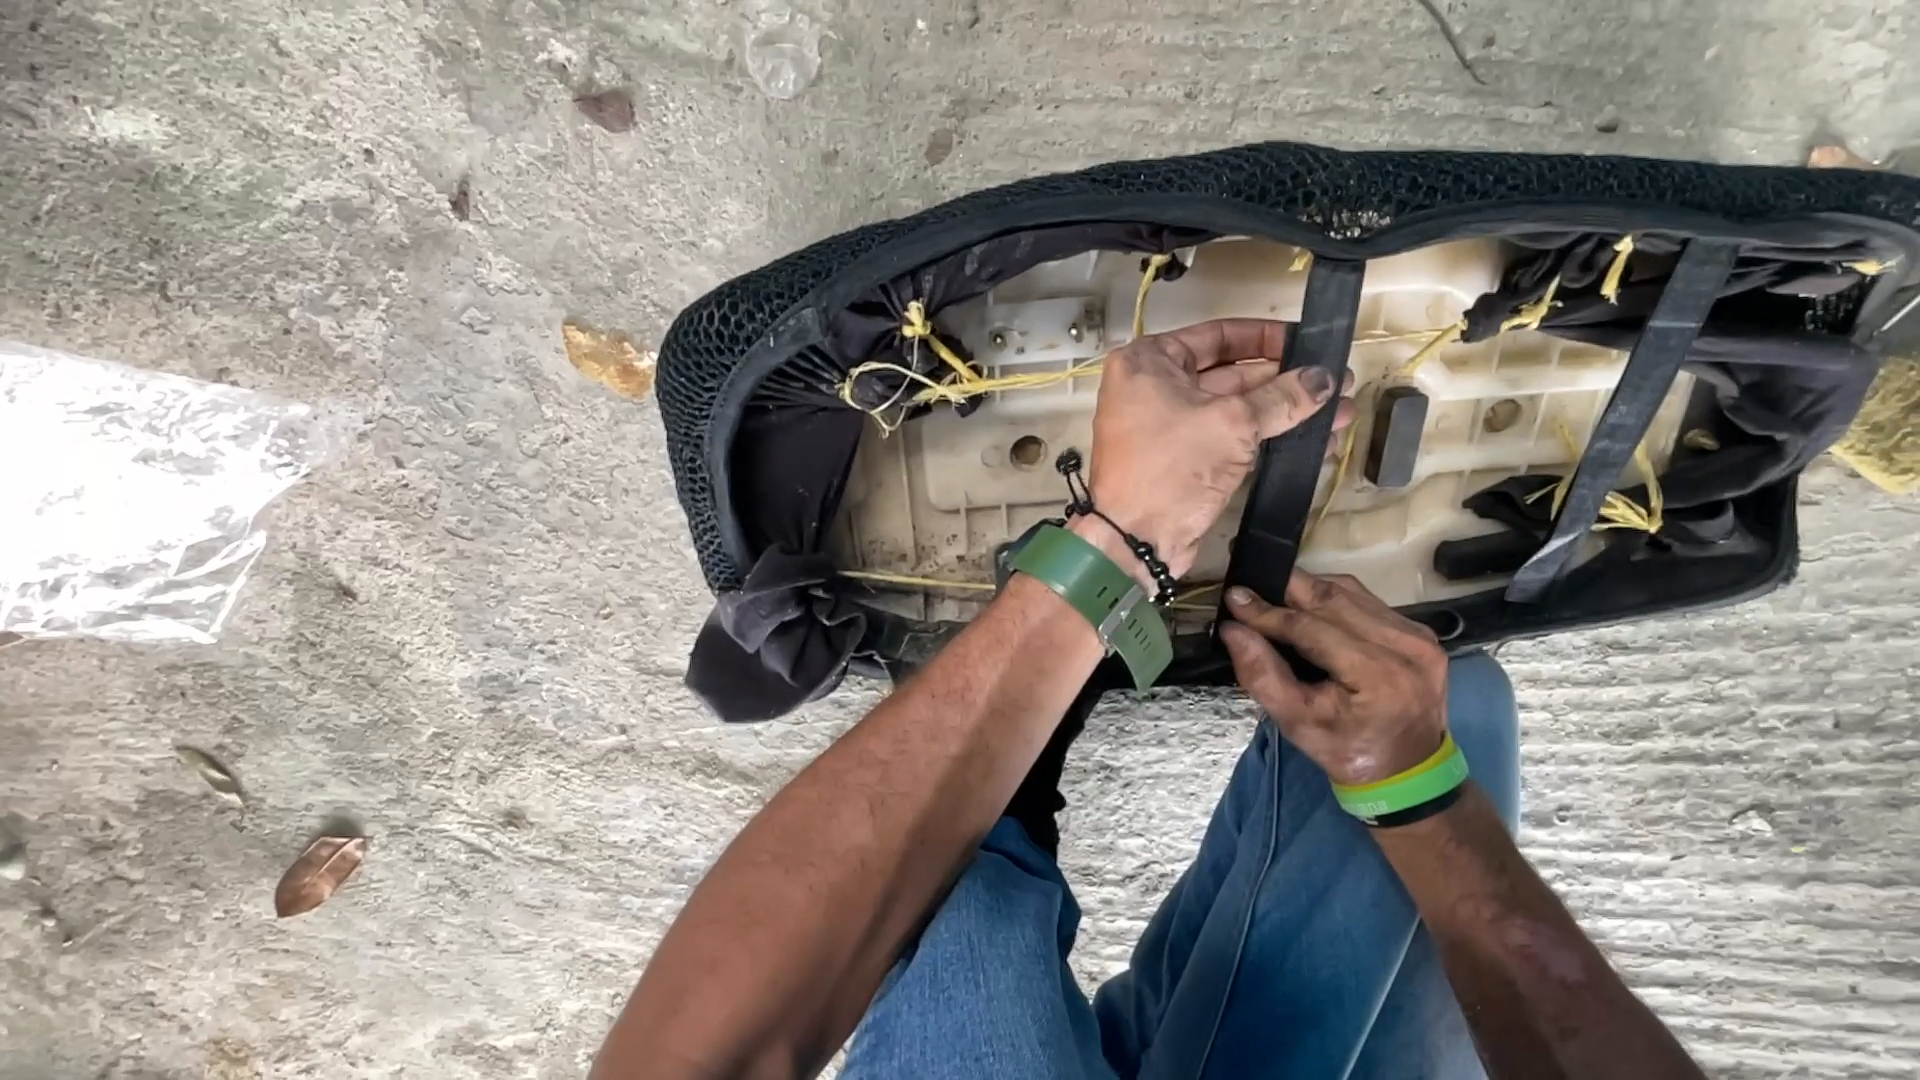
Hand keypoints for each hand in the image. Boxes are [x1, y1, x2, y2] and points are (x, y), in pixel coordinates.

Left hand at [1086, 319, 1351, 579]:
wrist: (1136, 540)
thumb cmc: (1170, 468)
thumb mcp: (1231, 423)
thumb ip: (1281, 397)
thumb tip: (1324, 379)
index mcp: (1148, 362)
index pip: (1216, 335)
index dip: (1266, 337)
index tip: (1308, 342)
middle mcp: (1153, 388)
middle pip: (1230, 372)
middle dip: (1286, 378)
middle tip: (1338, 380)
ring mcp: (1170, 426)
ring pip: (1236, 408)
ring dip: (1286, 409)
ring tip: (1342, 410)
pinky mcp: (1186, 460)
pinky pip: (1232, 437)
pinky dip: (1269, 436)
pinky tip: (1317, 437)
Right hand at [1219, 571, 1447, 785]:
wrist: (1406, 770)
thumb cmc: (1345, 749)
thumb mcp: (1295, 722)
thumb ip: (1261, 674)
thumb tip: (1232, 629)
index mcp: (1379, 675)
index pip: (1311, 628)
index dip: (1268, 612)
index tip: (1233, 599)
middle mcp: (1406, 646)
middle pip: (1332, 598)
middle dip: (1284, 588)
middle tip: (1248, 587)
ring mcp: (1418, 635)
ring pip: (1349, 592)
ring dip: (1306, 589)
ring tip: (1272, 594)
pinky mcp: (1419, 631)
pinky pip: (1365, 600)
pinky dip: (1330, 597)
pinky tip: (1307, 605)